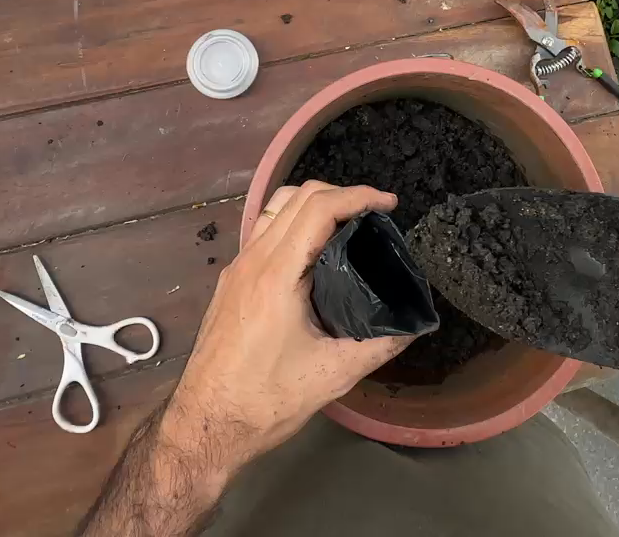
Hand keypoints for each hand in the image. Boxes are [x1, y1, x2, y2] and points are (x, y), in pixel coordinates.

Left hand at [160, 181, 413, 475]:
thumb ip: (378, 345)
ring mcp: (237, 266)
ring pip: (277, 207)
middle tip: (375, 212)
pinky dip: (295, 220)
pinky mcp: (231, 279)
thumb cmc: (266, 400)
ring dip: (314, 202)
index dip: (358, 195)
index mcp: (277, 273)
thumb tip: (414, 325)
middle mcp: (253, 259)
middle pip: (298, 196)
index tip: (389, 203)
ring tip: (348, 221)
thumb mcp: (332, 375)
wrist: (204, 425)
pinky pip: (265, 229)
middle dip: (342, 193)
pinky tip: (314, 249)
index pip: (319, 208)